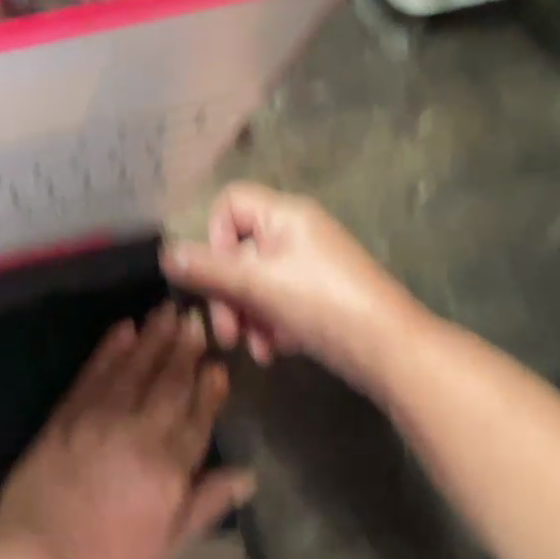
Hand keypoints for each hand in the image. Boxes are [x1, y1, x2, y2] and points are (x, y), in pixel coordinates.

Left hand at [0, 306, 254, 558]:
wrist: (44, 548)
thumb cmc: (112, 552)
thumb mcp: (171, 539)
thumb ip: (207, 501)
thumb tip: (247, 475)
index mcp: (170, 466)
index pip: (197, 417)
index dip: (209, 389)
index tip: (218, 364)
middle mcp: (139, 431)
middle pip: (168, 383)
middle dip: (184, 348)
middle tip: (196, 317)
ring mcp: (100, 415)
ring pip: (134, 368)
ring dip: (152, 337)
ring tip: (167, 311)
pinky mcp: (68, 409)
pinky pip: (94, 371)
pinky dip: (110, 347)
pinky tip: (124, 327)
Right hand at [160, 182, 430, 391]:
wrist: (395, 353)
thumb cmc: (322, 305)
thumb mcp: (255, 284)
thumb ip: (206, 268)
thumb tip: (164, 254)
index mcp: (285, 216)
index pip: (229, 204)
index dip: (213, 237)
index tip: (217, 274)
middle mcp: (296, 233)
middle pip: (237, 251)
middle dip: (227, 295)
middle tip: (227, 333)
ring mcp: (309, 265)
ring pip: (253, 282)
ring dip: (246, 316)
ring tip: (256, 349)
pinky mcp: (320, 296)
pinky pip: (277, 300)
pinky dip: (270, 325)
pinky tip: (277, 350)